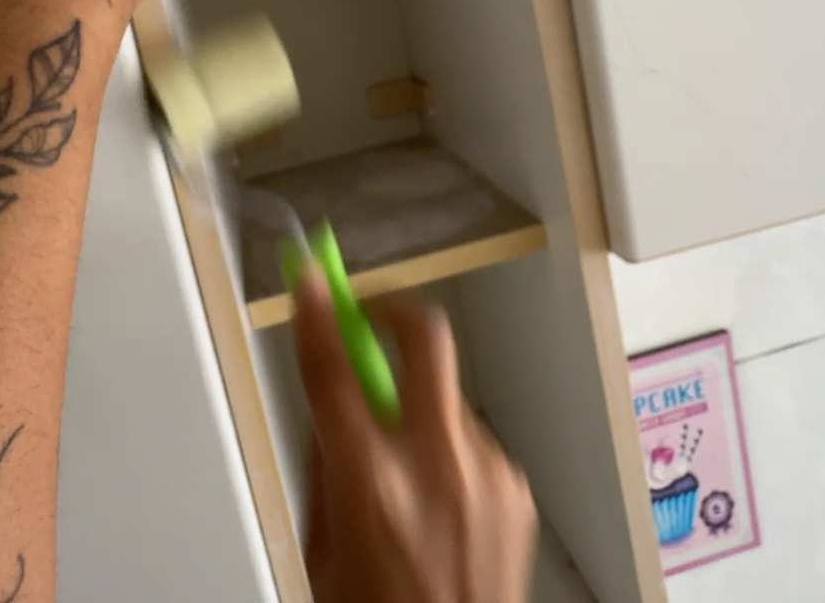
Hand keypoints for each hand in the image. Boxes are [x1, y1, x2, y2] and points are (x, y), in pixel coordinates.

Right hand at [293, 275, 537, 602]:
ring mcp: (487, 474)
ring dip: (418, 411)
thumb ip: (326, 459)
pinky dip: (446, 451)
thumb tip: (335, 400)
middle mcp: (438, 468)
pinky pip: (468, 438)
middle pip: (425, 340)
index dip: (317, 315)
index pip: (333, 373)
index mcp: (373, 487)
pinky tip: (440, 503)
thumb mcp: (318, 544)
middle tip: (375, 320)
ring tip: (408, 475)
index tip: (310, 279)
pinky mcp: (514, 487)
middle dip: (396, 311)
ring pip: (444, 396)